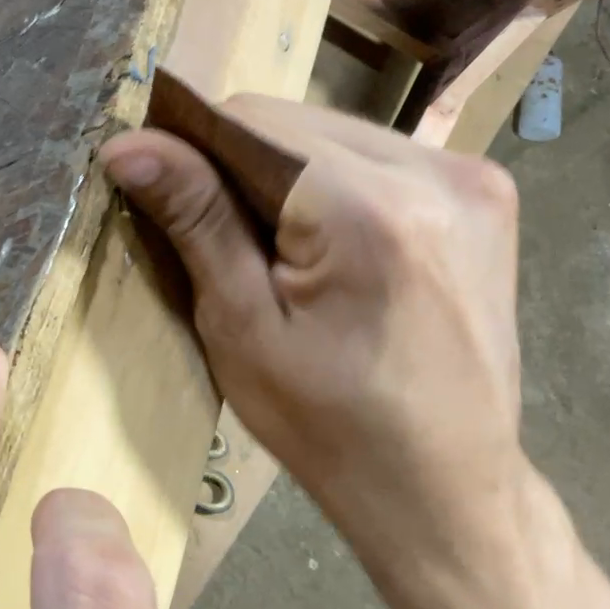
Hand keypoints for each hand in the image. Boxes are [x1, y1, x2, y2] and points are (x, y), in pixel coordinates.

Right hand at [100, 97, 609, 608]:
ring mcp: (468, 178)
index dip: (184, 144)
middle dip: (228, 159)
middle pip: (287, 120)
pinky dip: (320, 179)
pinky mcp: (481, 192)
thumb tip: (128, 145)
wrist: (442, 488)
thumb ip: (193, 218)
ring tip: (258, 241)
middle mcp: (435, 174)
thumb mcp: (238, 324)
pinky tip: (312, 237)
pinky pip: (367, 152)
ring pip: (324, 129)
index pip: (247, 122)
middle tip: (203, 229)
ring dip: (273, 169)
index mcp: (370, 211)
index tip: (147, 183)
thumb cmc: (327, 424)